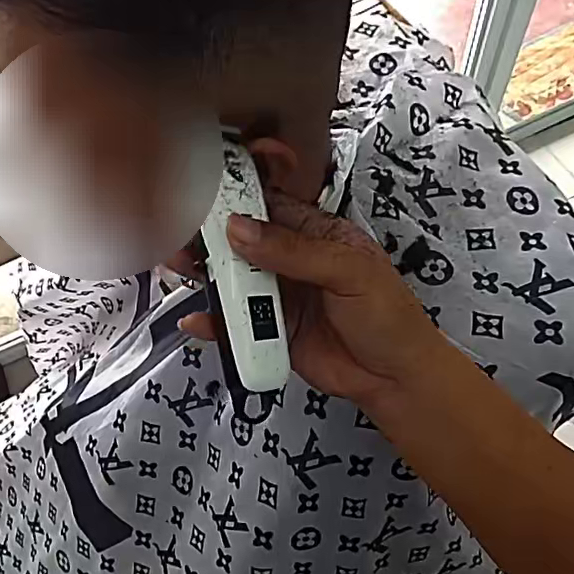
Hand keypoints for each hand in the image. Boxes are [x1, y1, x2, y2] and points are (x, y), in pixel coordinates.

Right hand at [178, 196, 457, 408]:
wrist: (394, 378)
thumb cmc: (390, 318)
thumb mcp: (349, 273)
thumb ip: (296, 251)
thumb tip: (244, 231)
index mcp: (317, 236)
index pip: (270, 207)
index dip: (237, 200)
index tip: (203, 195)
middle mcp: (293, 264)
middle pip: (242, 245)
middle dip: (209, 239)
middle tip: (180, 236)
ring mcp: (280, 299)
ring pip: (234, 283)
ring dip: (206, 277)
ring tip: (179, 270)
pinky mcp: (272, 332)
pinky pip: (236, 324)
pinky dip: (214, 322)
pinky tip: (198, 319)